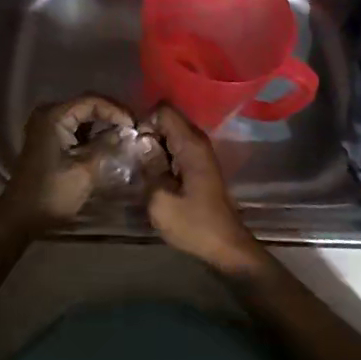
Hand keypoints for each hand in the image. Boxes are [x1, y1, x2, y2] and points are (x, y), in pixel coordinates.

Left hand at [0, 94, 135, 236]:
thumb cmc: (52, 193)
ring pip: (81, 116)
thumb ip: (107, 147)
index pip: (91, 101)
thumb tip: (129, 133)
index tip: (136, 126)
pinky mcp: (48, 138)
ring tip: (127, 136)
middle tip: (135, 130)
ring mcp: (46, 125)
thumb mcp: (85, 170)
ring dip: (103, 124)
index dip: (116, 110)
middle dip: (111, 115)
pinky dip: (91, 133)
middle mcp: (48, 113)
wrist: (21, 215)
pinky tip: (109, 143)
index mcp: (54, 116)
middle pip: (86, 105)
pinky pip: (74, 128)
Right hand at [145, 104, 267, 275]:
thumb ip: (147, 167)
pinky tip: (154, 172)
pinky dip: (163, 153)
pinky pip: (176, 146)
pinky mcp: (200, 166)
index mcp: (190, 145)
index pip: (164, 109)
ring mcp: (201, 153)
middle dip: (147, 131)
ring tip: (139, 163)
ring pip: (170, 133)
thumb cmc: (195, 226)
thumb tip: (138, 145)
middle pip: (167, 119)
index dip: (145, 120)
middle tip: (132, 153)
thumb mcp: (160, 201)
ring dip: (154, 143)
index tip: (133, 141)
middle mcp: (198, 142)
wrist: (228, 250)